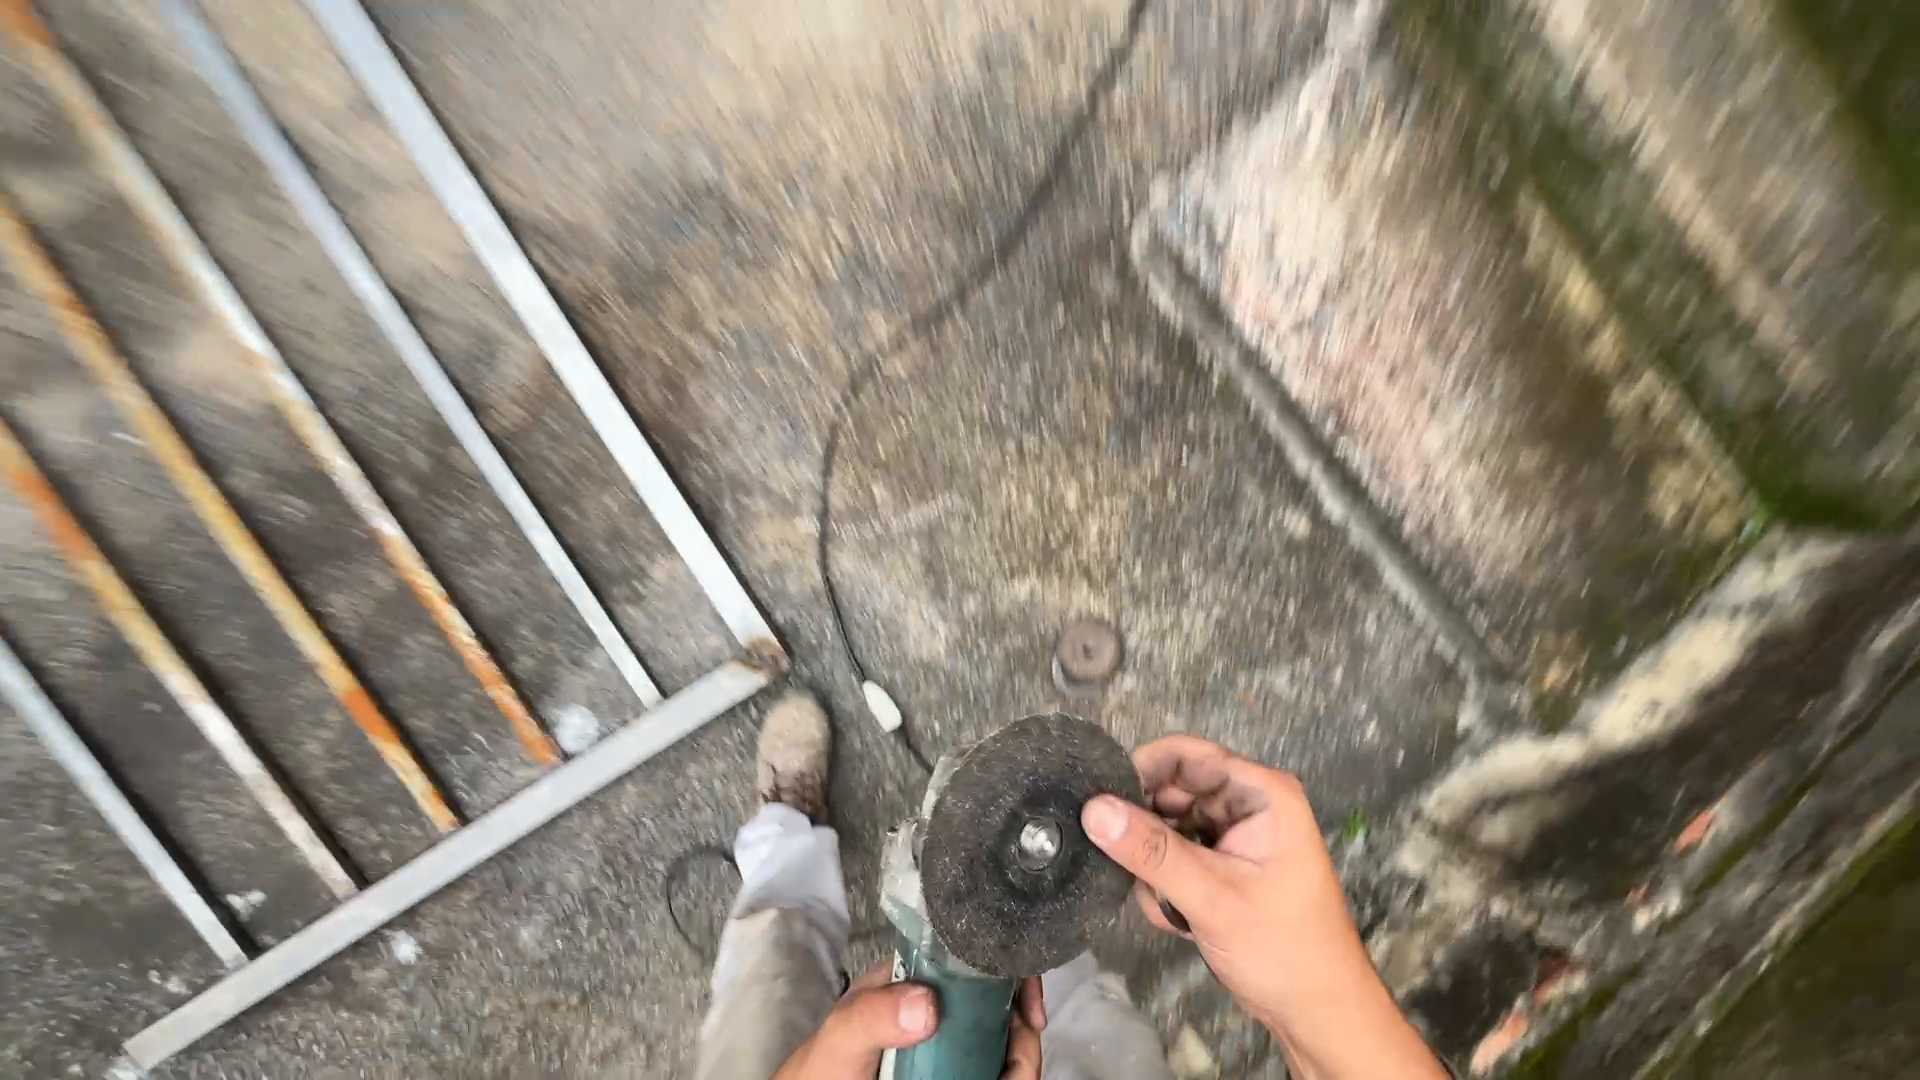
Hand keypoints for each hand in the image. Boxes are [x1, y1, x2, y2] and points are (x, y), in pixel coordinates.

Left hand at [772, 962, 1045, 1079]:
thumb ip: (875, 1012)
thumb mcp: (843, 1031)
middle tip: (1016, 1068)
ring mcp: (951, 1044)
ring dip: (1018, 1063)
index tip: (1030, 1013)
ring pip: (1008, 1046)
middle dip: (1023, 1035)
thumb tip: (929, 1005)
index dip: (1015, 978)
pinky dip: (1005, 1077)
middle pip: (1007, 1006)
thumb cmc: (822, 1066)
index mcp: (921, 975)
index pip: (980, 956)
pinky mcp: (956, 1071)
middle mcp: (944, 1005)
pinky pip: (994, 1072)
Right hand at [1080, 735, 1445, 1079]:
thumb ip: (1151, 850)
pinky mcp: (1221, 862)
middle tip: (1132, 867)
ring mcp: (1232, 833)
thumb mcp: (1212, 896)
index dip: (1140, 770)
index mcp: (1259, 792)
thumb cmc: (1283, 950)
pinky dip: (1163, 881)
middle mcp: (1245, 802)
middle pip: (1170, 790)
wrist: (1320, 1018)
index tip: (1101, 801)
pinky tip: (1174, 915)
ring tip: (1163, 903)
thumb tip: (1093, 808)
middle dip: (1146, 830)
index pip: (1184, 754)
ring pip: (1165, 824)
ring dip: (1153, 863)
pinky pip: (1172, 853)